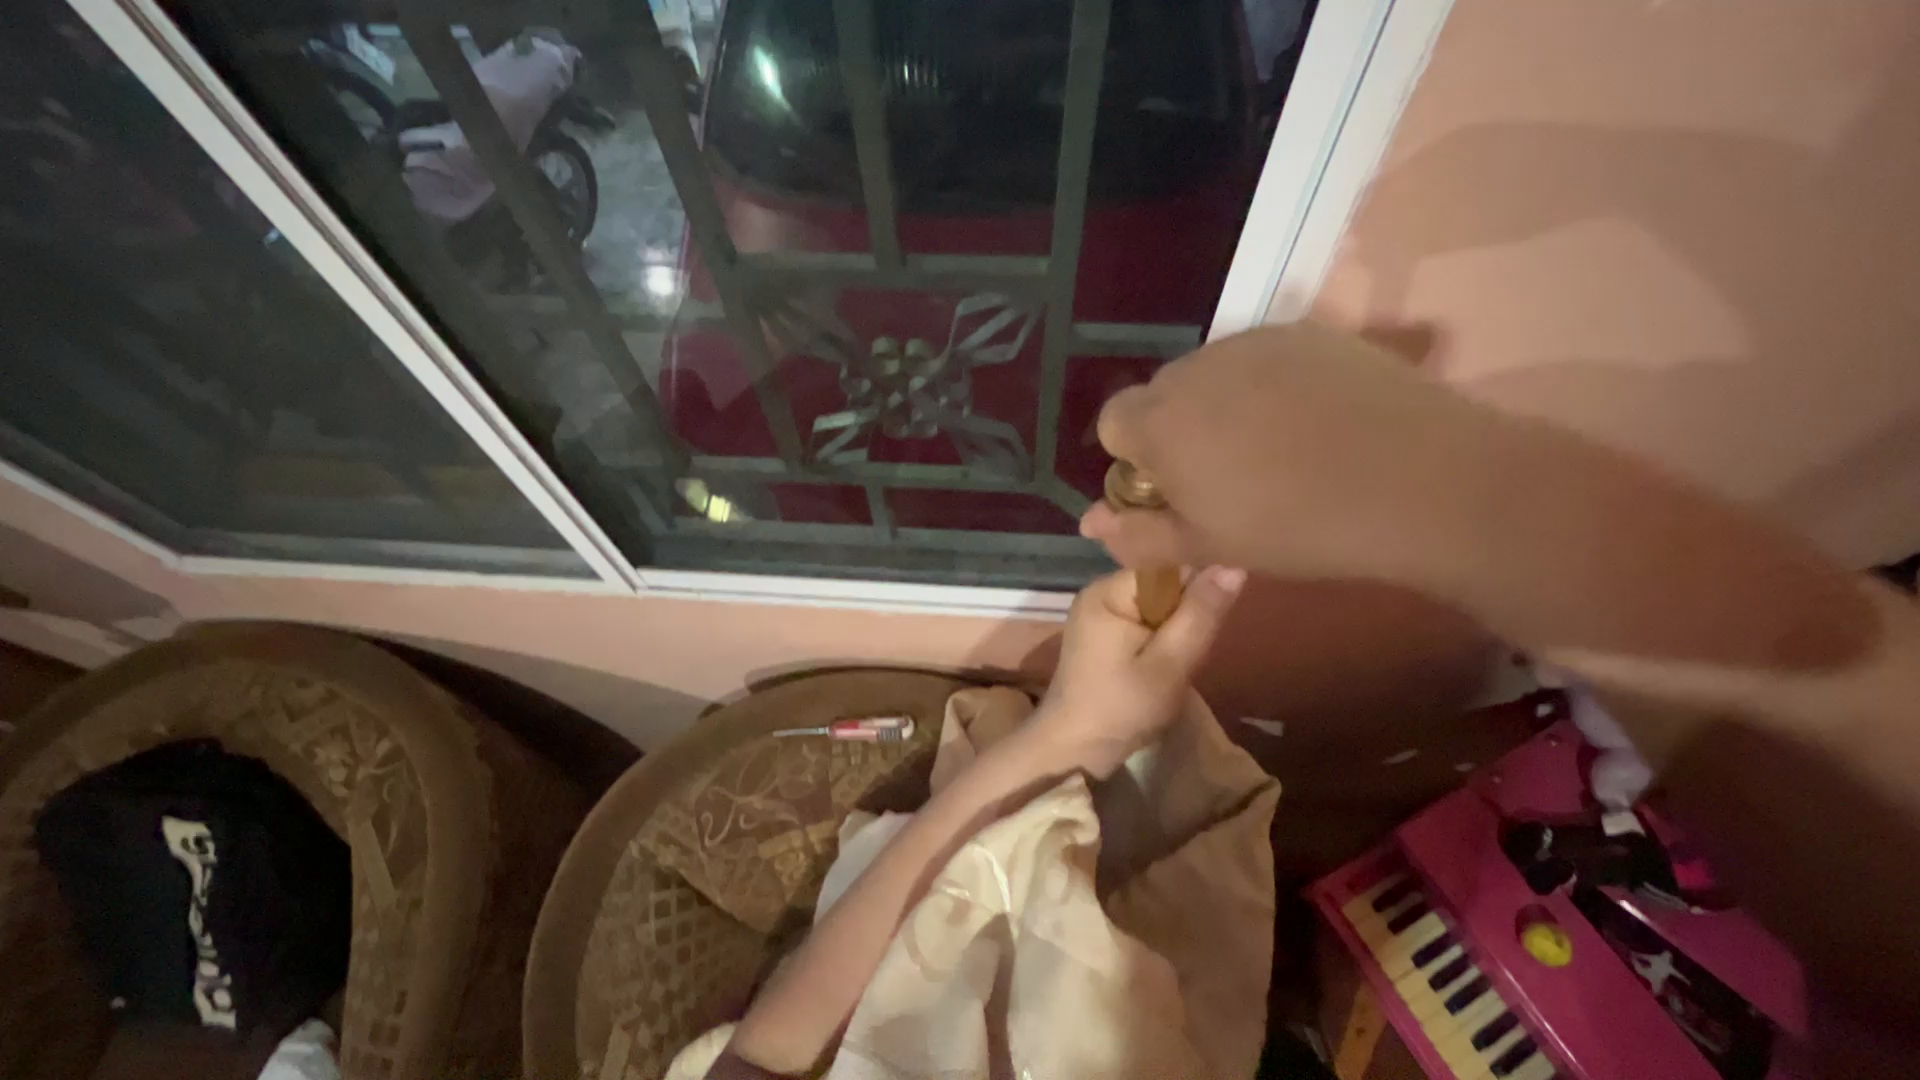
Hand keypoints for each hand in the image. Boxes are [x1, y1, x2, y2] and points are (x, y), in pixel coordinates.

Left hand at [1032, 566, 1246, 777]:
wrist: (1075, 748)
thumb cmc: (1122, 707)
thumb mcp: (1170, 663)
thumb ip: (1201, 615)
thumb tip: (1234, 567)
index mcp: (1109, 590)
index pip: (1172, 572)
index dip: (1196, 601)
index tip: (1199, 638)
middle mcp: (1099, 593)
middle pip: (1165, 589)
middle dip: (1184, 622)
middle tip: (1182, 661)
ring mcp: (1098, 614)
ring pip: (1158, 610)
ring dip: (1173, 637)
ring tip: (1169, 669)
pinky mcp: (1101, 635)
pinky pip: (1144, 625)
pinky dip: (1158, 646)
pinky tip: (1156, 672)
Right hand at [1080, 321, 1515, 588]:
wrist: (1421, 481)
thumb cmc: (1298, 527)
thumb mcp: (1209, 546)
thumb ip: (1140, 534)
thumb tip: (1090, 521)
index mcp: (1160, 420)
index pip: (1114, 421)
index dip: (1136, 459)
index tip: (1177, 492)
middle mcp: (1196, 367)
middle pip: (1163, 394)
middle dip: (1178, 431)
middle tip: (1228, 478)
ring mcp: (1256, 341)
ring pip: (1215, 374)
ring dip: (1224, 407)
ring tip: (1279, 450)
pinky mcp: (1309, 331)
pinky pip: (1265, 358)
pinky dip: (1272, 385)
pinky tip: (1316, 422)